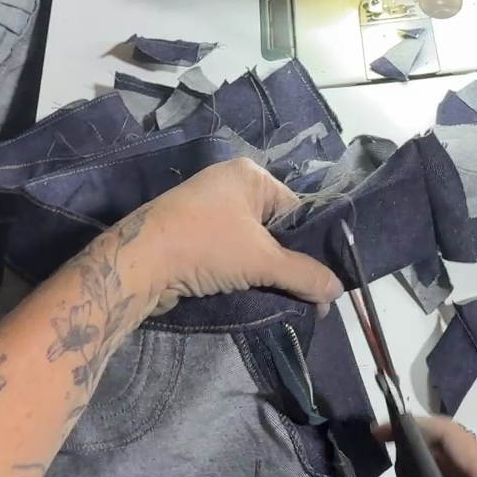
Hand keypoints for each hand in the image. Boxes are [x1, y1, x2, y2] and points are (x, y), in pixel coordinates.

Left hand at [129, 158, 342, 312]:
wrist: (139, 264)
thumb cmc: (205, 246)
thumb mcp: (262, 260)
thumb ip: (304, 274)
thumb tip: (338, 289)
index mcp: (250, 175)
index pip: (296, 210)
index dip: (311, 245)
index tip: (324, 280)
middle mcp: (231, 186)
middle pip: (276, 229)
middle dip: (290, 263)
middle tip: (310, 297)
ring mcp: (209, 210)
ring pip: (254, 244)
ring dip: (267, 272)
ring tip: (285, 300)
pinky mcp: (194, 235)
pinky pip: (232, 253)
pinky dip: (243, 273)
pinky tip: (255, 294)